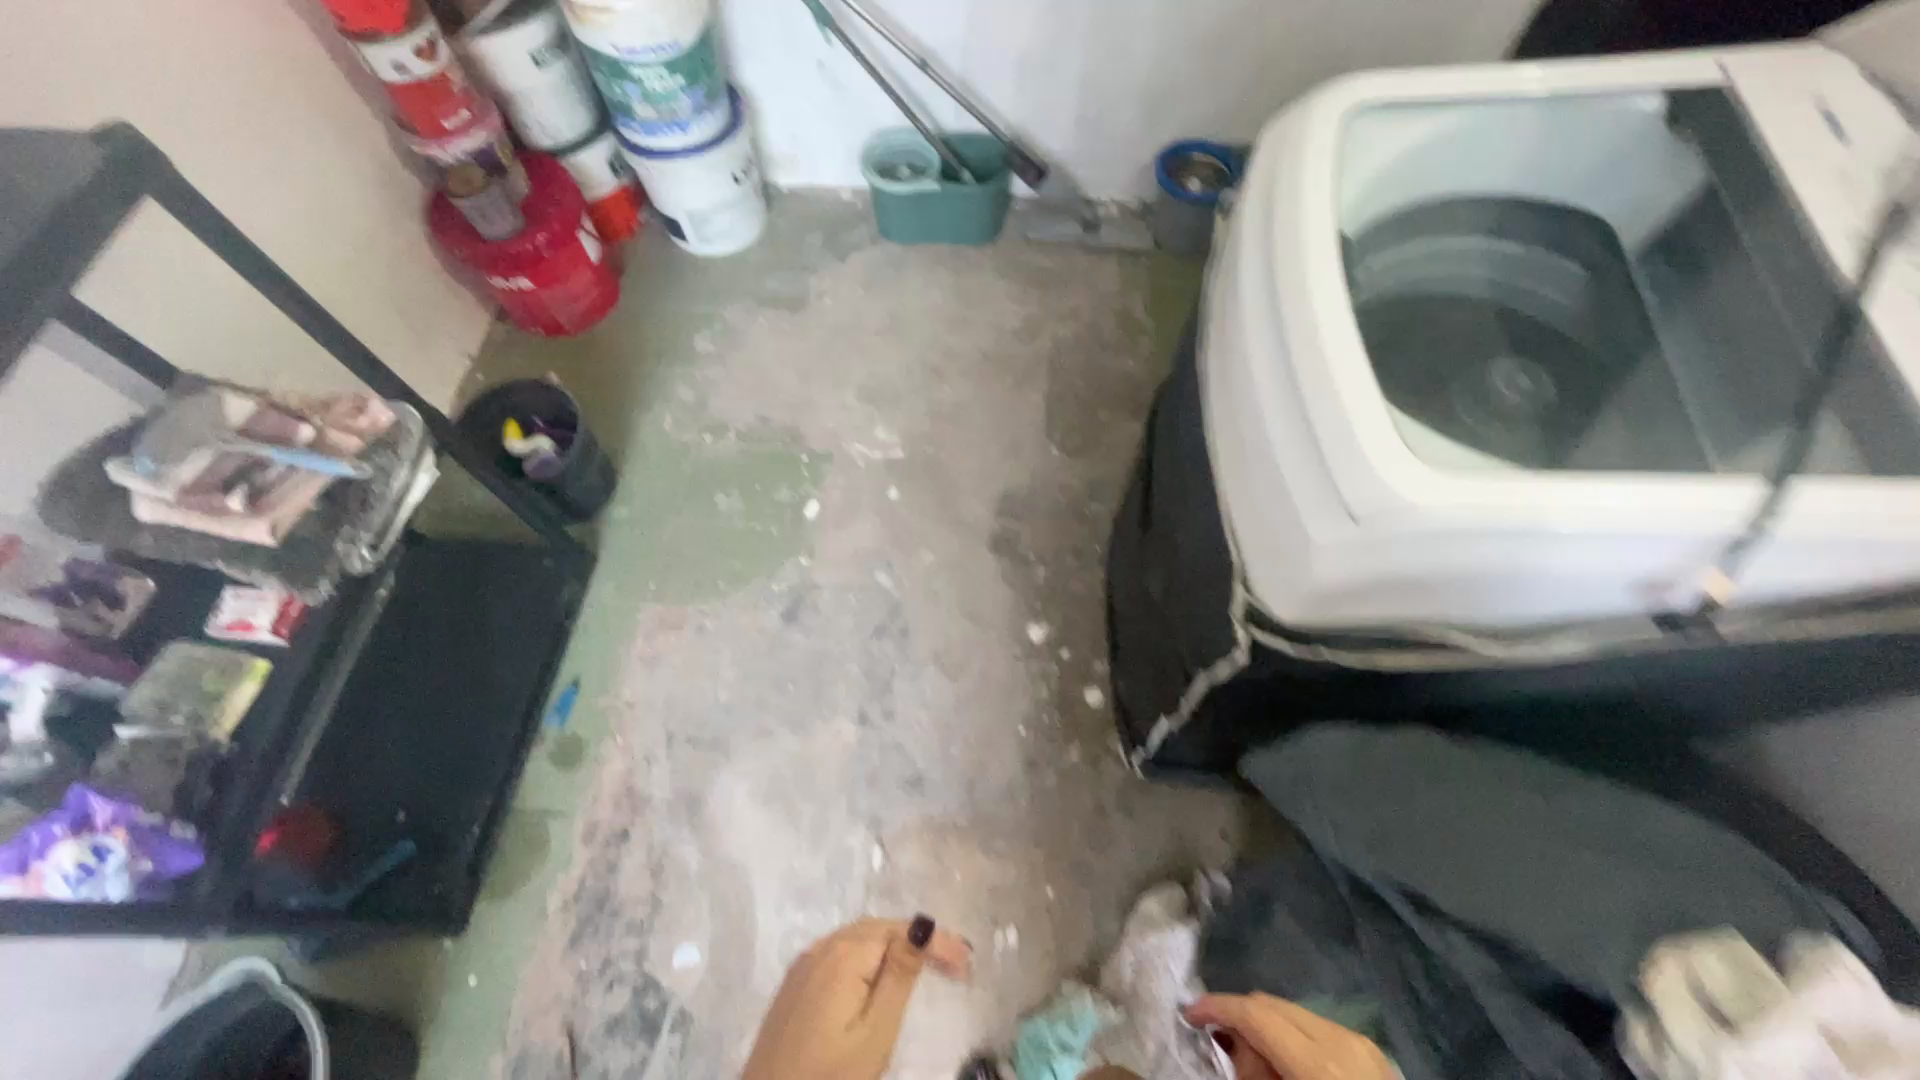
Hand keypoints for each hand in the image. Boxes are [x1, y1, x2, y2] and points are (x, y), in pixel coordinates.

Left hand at [742, 916, 972, 1079]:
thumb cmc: (829, 1076)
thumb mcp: (875, 1032)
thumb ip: (899, 975)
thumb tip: (921, 925)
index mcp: (844, 954)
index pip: (900, 930)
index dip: (935, 940)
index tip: (968, 963)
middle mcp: (822, 947)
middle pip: (879, 928)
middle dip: (918, 939)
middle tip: (955, 964)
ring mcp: (804, 965)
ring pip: (859, 938)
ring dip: (894, 946)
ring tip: (928, 966)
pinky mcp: (796, 985)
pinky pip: (840, 953)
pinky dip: (869, 957)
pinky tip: (882, 976)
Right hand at [1184, 993, 1394, 1079]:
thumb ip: (1254, 1076)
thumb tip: (1235, 1044)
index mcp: (1321, 1065)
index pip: (1256, 1015)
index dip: (1216, 1008)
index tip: (1187, 1015)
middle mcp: (1342, 1040)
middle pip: (1272, 1005)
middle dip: (1238, 1017)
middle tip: (1213, 1042)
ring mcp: (1361, 1044)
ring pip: (1293, 1014)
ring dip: (1264, 1027)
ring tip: (1251, 1062)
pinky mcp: (1371, 1053)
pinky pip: (1315, 1030)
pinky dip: (1290, 1038)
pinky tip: (1283, 1068)